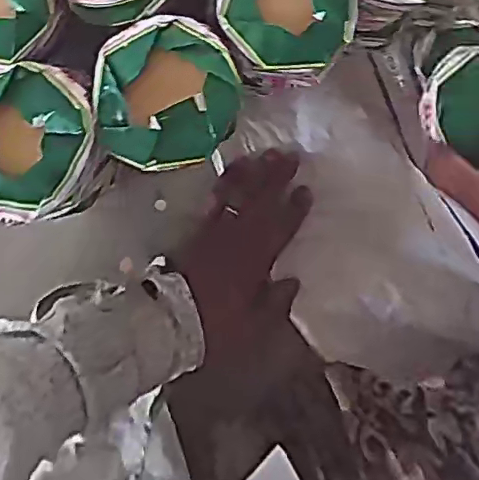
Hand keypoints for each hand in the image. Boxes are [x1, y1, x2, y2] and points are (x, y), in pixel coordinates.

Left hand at [172, 149, 313, 404]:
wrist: (172, 320)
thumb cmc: (216, 325)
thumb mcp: (253, 324)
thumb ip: (275, 301)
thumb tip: (293, 280)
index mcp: (257, 260)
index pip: (281, 227)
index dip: (295, 208)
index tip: (306, 189)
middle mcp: (240, 238)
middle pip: (262, 201)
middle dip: (278, 177)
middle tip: (291, 155)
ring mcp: (219, 230)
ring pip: (240, 194)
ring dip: (254, 172)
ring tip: (266, 154)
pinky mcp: (201, 229)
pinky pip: (216, 199)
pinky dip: (225, 182)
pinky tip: (233, 168)